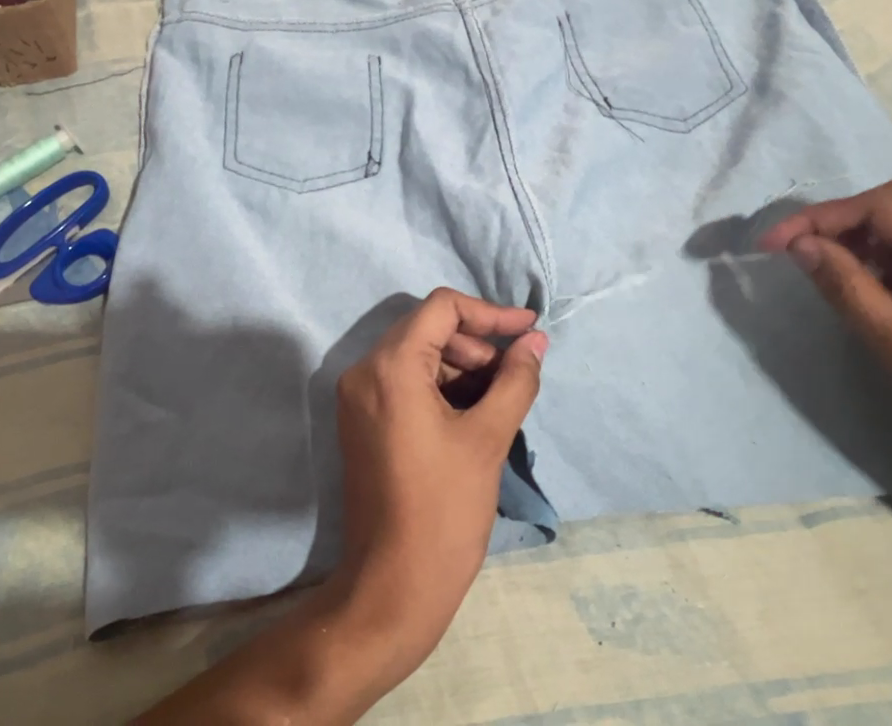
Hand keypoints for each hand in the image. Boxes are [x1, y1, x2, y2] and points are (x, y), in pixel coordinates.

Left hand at [332, 288, 548, 661]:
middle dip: (477, 345)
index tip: (529, 331)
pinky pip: (404, 385)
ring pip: (417, 358)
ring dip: (462, 368)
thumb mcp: (488, 437)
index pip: (441, 308)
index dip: (490, 314)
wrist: (394, 582)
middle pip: (427, 330)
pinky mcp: (361, 422)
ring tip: (502, 400)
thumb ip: (515, 380)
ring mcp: (357, 398)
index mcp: (389, 367)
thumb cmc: (445, 508)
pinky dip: (441, 389)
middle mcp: (363, 372)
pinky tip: (475, 414)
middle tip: (516, 376)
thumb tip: (535, 341)